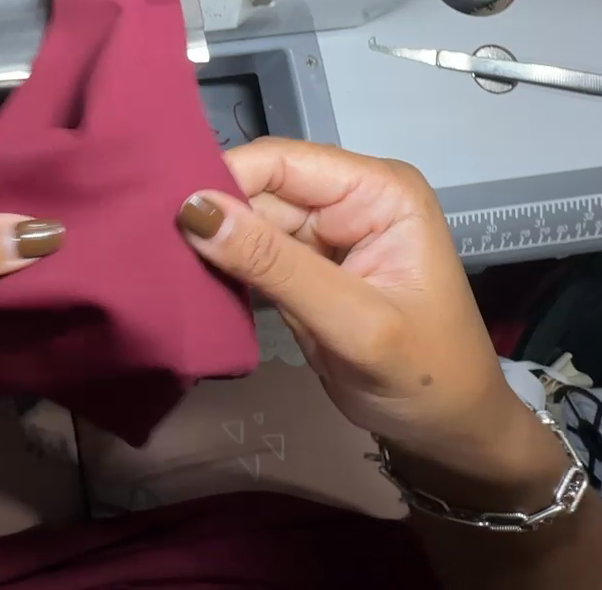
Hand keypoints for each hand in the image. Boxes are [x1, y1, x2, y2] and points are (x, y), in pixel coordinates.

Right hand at [178, 139, 555, 502]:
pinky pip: (247, 249)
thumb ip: (273, 263)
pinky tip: (188, 272)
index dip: (225, 178)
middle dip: (212, 211)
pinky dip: (220, 262)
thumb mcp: (353, 322)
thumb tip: (192, 209)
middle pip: (258, 186)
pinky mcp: (300, 262)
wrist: (448, 438)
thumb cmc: (427, 378)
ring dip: (210, 240)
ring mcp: (322, 230)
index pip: (282, 162)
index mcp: (377, 189)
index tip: (167, 209)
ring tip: (162, 255)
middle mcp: (346, 196)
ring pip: (245, 217)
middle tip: (154, 236)